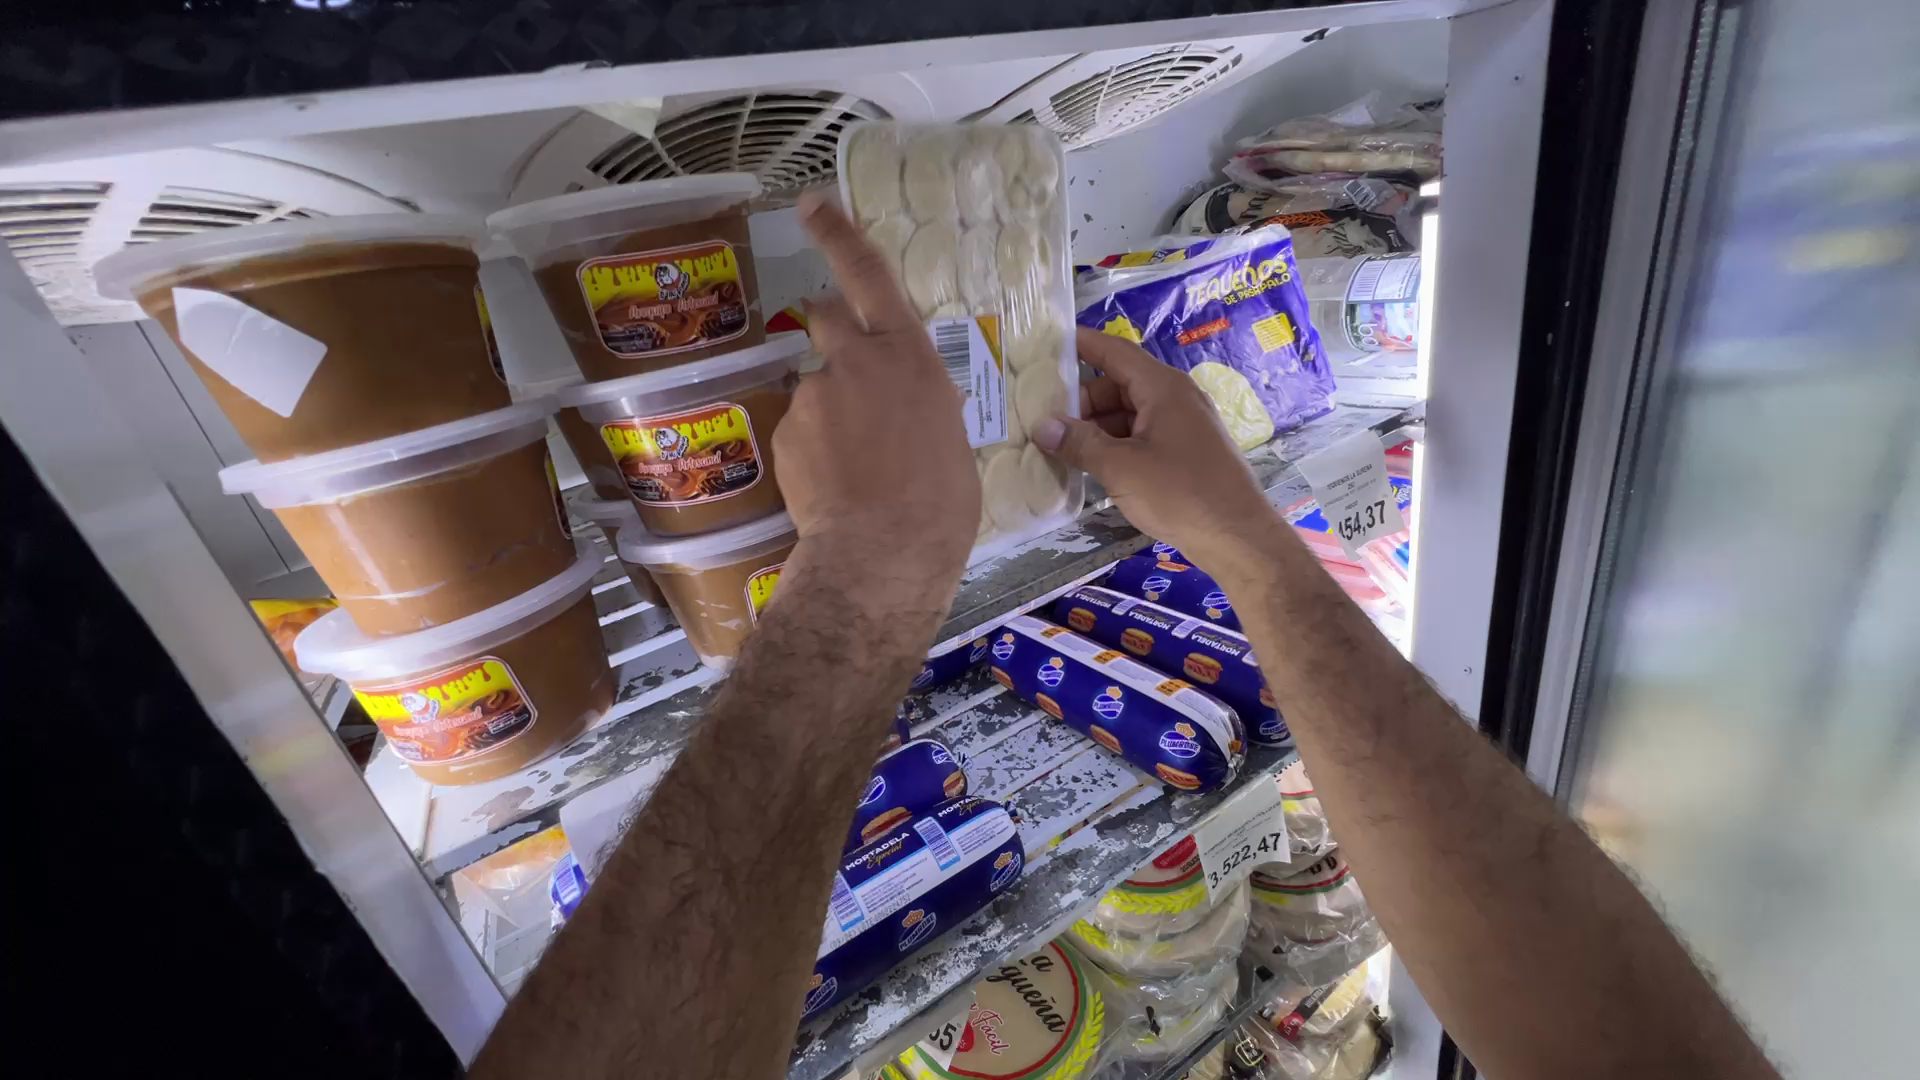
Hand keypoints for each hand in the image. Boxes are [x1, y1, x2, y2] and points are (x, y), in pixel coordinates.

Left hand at [774, 195, 980, 589]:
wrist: (885, 550)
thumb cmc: (942, 500)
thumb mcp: (949, 439)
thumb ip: (923, 406)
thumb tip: (911, 409)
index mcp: (908, 356)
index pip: (868, 275)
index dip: (839, 234)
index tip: (812, 204)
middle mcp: (855, 361)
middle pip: (824, 316)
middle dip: (830, 327)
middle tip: (844, 365)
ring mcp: (815, 395)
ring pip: (816, 386)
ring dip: (829, 407)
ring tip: (851, 460)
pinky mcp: (787, 432)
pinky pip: (800, 428)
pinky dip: (813, 446)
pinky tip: (832, 481)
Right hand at [1031, 329, 1281, 574]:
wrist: (1236, 537)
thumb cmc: (1179, 494)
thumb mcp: (1121, 468)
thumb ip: (1080, 443)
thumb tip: (1042, 426)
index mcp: (1162, 388)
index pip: (1115, 352)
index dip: (1082, 344)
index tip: (1048, 345)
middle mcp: (1175, 398)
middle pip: (1118, 384)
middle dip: (1081, 400)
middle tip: (1045, 421)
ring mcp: (1182, 425)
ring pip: (1128, 413)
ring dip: (1096, 426)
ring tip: (1062, 447)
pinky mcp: (1185, 451)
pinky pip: (1141, 434)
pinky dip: (1115, 443)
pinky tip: (1092, 465)